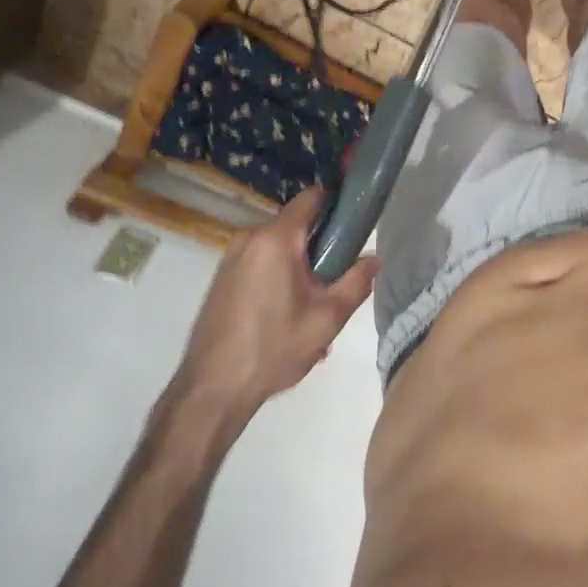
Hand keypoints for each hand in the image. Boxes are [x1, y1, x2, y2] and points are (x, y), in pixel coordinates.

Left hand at [171, 188, 378, 419]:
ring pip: (280, 251)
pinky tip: (286, 321)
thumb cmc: (274, 348)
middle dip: (321, 252)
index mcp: (275, 240)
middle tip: (335, 287)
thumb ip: (357, 282)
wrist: (213, 388)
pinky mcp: (222, 280)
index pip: (311, 198)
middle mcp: (249, 240)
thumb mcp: (328, 318)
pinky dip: (279, 283)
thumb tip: (374, 259)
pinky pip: (261, 267)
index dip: (337, 205)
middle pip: (297, 229)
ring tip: (312, 312)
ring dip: (301, 273)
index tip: (357, 226)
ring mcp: (231, 259)